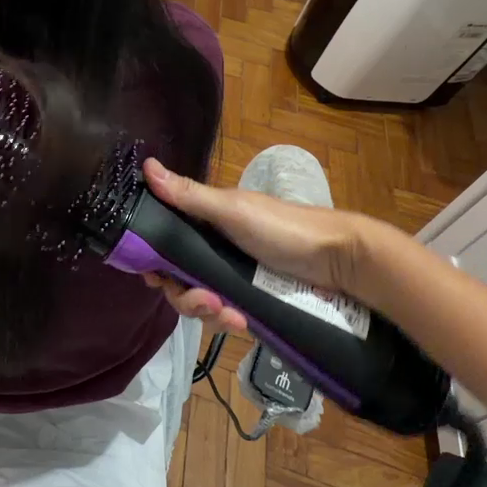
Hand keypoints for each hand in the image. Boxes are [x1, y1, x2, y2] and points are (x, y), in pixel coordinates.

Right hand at [138, 157, 381, 334]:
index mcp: (203, 222)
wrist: (341, 262)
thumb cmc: (283, 227)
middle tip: (204, 300)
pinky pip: (223, 315)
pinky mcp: (249, 300)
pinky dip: (226, 320)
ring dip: (205, 311)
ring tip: (229, 315)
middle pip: (177, 278)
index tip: (154, 276)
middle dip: (183, 294)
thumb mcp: (233, 210)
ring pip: (197, 300)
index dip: (152, 260)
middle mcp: (211, 249)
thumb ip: (189, 196)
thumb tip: (145, 165)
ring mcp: (230, 277)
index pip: (162, 243)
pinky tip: (241, 322)